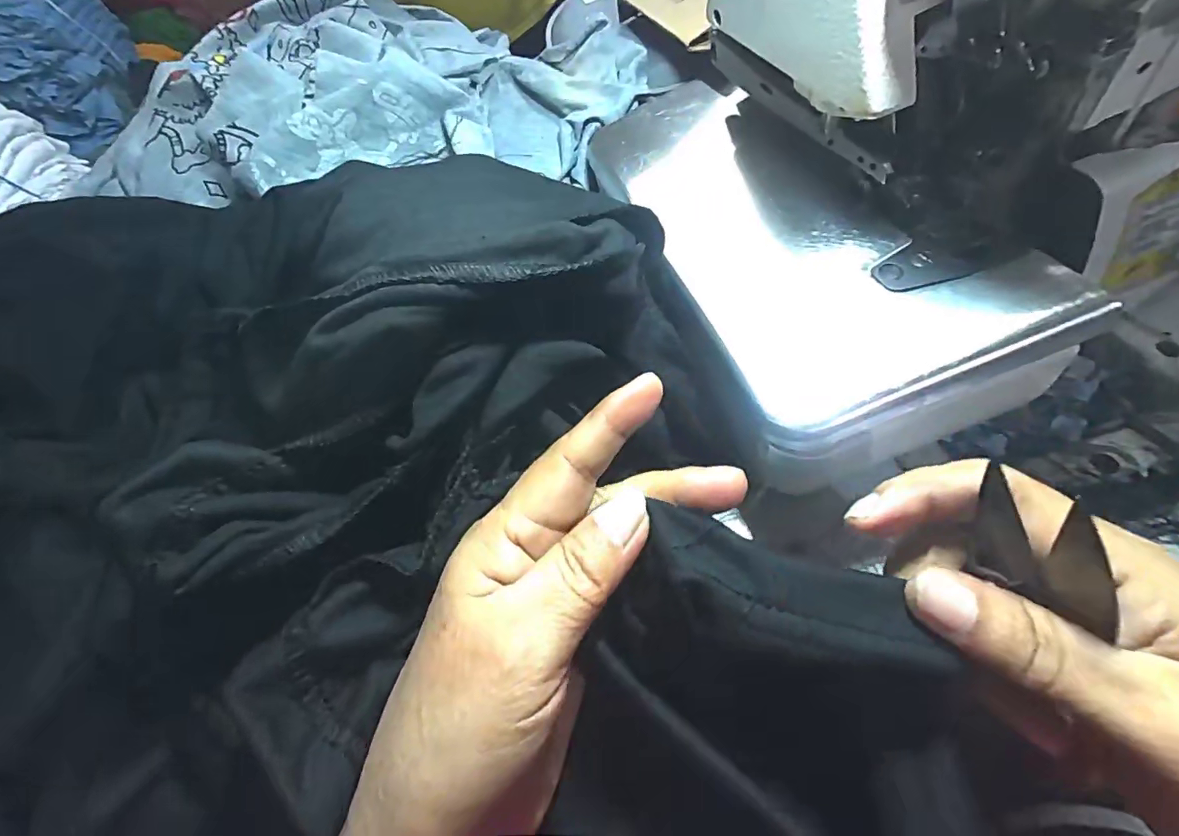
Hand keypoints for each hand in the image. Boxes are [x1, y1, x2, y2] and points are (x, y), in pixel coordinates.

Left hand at [342, 374, 745, 835]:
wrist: (445, 812)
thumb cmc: (463, 719)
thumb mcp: (520, 640)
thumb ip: (578, 572)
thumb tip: (634, 503)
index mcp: (504, 542)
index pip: (562, 470)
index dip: (606, 424)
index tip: (649, 384)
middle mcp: (530, 559)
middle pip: (602, 504)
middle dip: (663, 484)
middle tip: (733, 483)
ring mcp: (555, 601)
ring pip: (617, 545)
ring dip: (668, 526)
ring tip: (728, 515)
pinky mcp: (576, 643)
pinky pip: (622, 593)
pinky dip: (660, 576)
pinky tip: (695, 570)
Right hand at [845, 460, 1178, 835]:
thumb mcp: (1165, 722)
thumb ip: (1040, 649)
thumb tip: (921, 588)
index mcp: (1120, 566)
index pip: (999, 491)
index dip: (922, 491)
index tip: (861, 525)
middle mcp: (1086, 576)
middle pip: (966, 541)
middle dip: (941, 592)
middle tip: (949, 658)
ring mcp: (1076, 620)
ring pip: (969, 597)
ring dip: (973, 654)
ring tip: (1028, 724)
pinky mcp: (1065, 662)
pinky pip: (989, 646)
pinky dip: (991, 684)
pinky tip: (1037, 733)